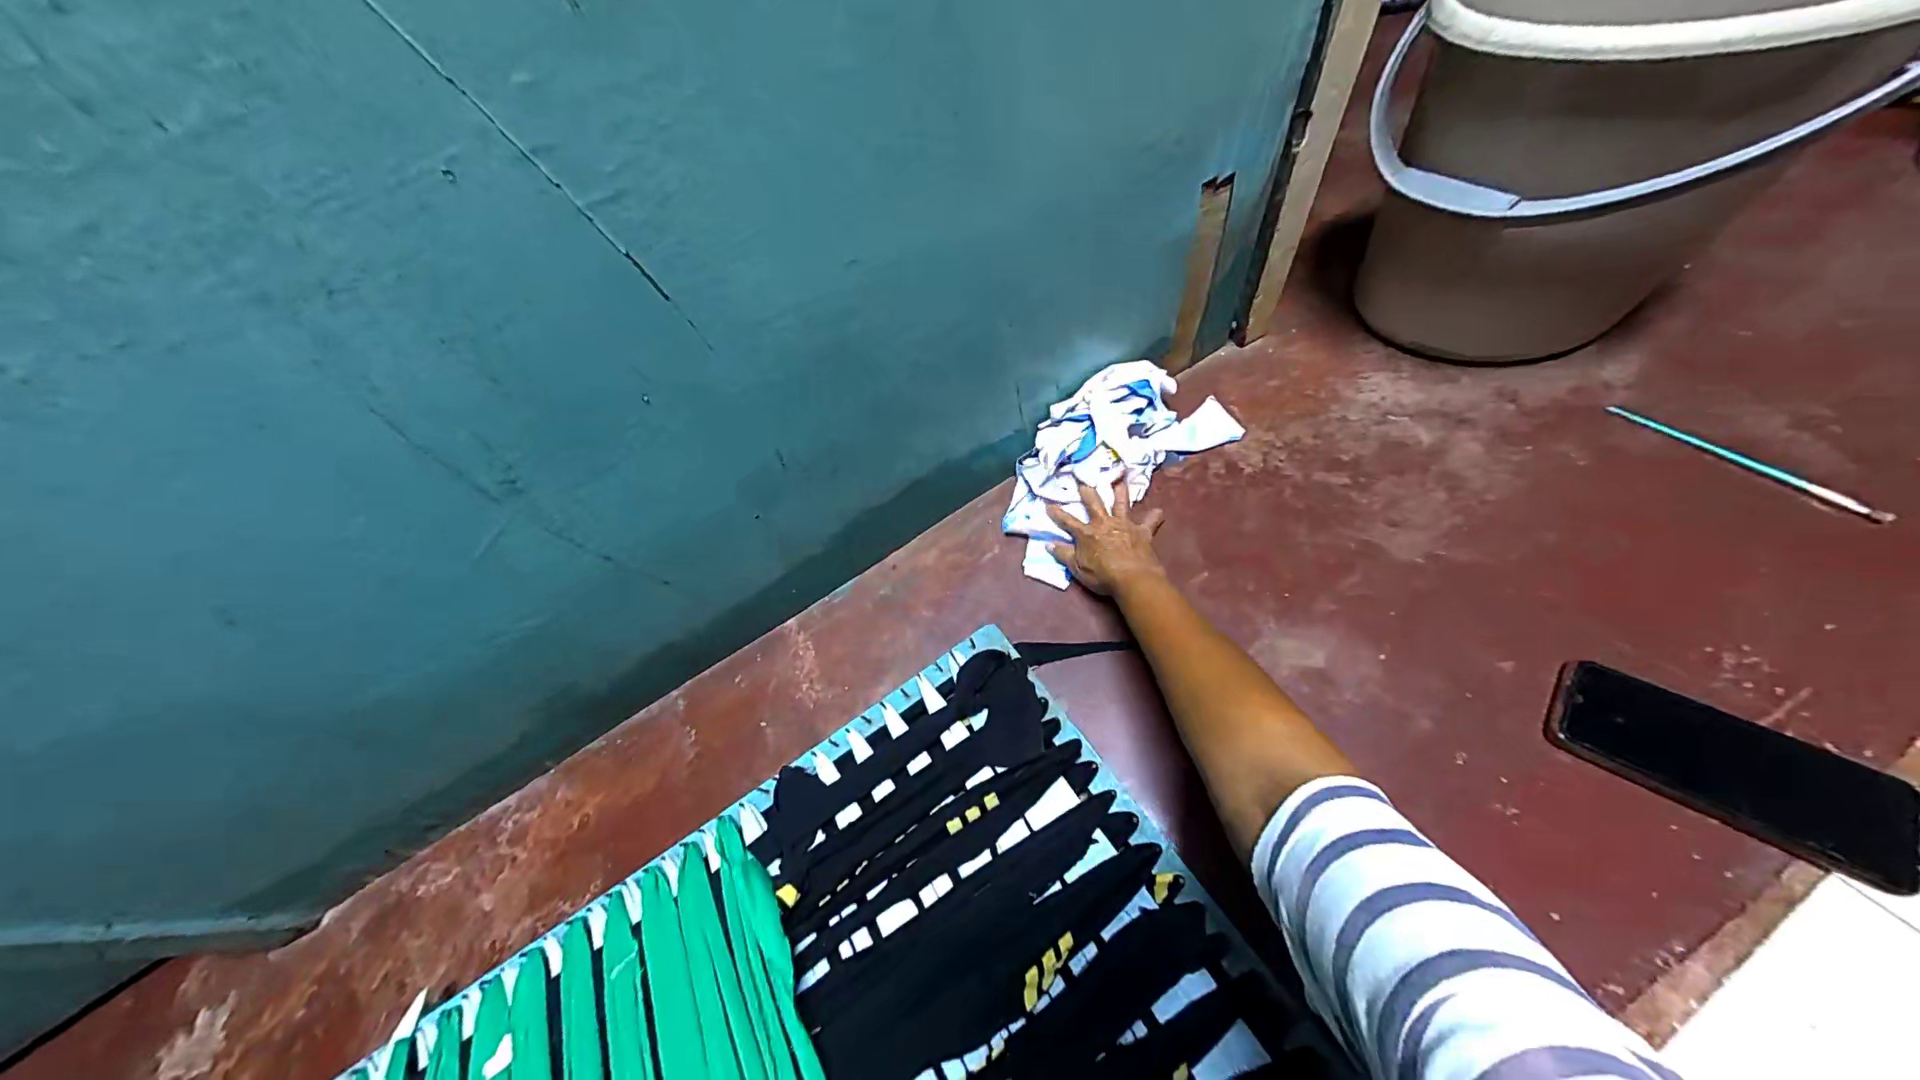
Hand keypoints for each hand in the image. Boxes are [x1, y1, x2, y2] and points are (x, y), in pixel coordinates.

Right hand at [1046, 480, 1166, 596]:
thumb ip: (1064, 555)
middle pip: (1094, 504)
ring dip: (1120, 492)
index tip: (1048, 504)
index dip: (1057, 514)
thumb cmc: (1102, 576)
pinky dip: (1154, 517)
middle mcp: (1104, 524)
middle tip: (1084, 481)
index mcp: (1086, 534)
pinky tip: (1158, 511)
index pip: (1067, 521)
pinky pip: (1150, 522)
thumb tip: (1049, 545)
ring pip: (1121, 504)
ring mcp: (1124, 525)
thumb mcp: (1078, 569)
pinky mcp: (1142, 532)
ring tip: (1120, 480)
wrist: (1133, 579)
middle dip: (1087, 492)